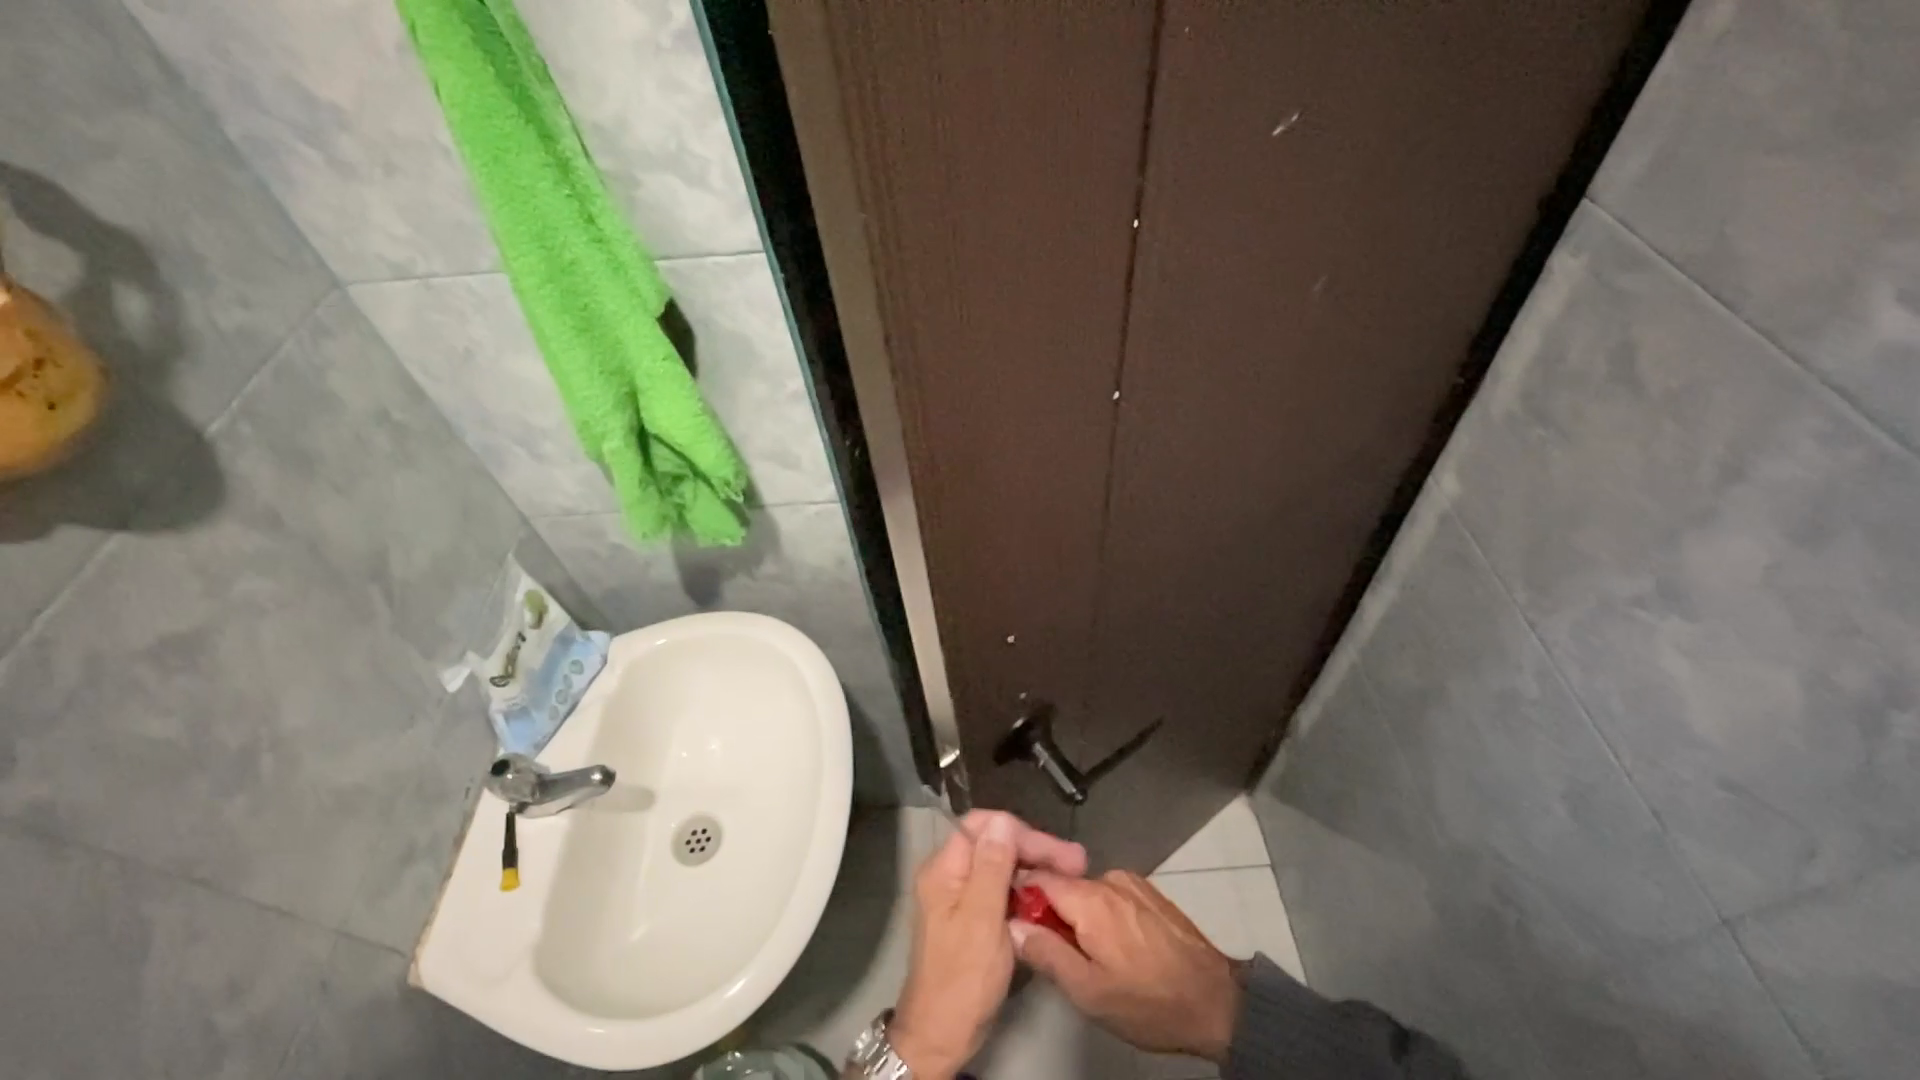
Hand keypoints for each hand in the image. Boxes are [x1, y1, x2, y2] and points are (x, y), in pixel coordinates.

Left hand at [889, 812, 1087, 1079]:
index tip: (1058, 851)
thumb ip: (992, 867)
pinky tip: (1048, 898)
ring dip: (1033, 868)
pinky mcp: (971, 919)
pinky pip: (1000, 890)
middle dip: (1034, 849)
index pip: (983, 826)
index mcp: (944, 869)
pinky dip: (1024, 890)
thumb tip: (1003, 819)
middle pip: (993, 843)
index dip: (1021, 832)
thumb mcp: (982, 919)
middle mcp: (948, 876)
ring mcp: (959, 898)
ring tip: (1071, 878)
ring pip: (999, 866)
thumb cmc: (963, 978)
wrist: (941, 1035)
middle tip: (1077, 864)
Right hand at [1013, 870, 1242, 1063]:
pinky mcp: (1151, 895)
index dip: (1019, 896)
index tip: (1013, 922)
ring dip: (1079, 917)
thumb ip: (1045, 953)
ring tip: (1087, 956)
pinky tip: (1115, 949)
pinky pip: (1111, 897)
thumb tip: (1010, 925)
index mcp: (1090, 899)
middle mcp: (1110, 880)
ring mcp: (1134, 885)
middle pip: (1063, 886)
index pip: (1037, 877)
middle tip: (1052, 953)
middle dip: (1051, 913)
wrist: (1217, 1003)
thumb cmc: (1147, 1002)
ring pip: (1087, 894)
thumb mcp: (1087, 991)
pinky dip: (1103, 916)